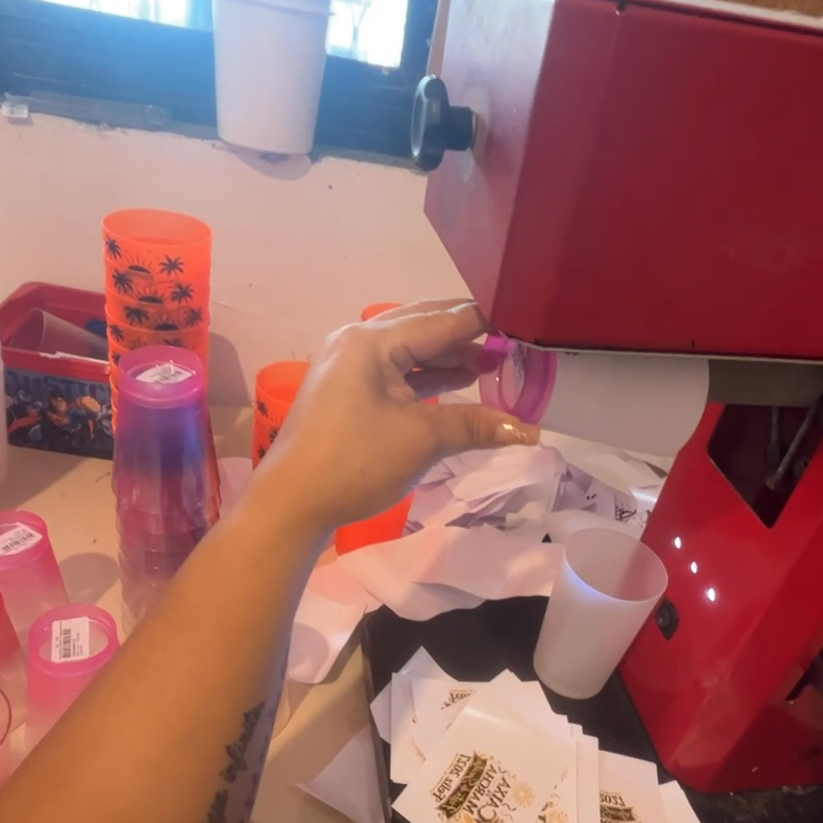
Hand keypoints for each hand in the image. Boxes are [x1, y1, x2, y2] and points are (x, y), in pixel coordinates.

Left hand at [252, 300, 538, 531]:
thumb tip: (531, 432)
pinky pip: (398, 370)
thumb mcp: (421, 440)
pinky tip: (461, 382)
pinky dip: (428, 375)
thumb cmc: (355, 463)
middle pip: (425, 326)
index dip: (486, 320)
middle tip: (515, 344)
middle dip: (469, 335)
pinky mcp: (349, 389)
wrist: (292, 504)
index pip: (442, 318)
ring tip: (496, 365)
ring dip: (451, 356)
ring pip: (412, 349)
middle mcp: (358, 341)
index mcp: (372, 341)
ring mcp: (350, 365)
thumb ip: (476, 425)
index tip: (526, 323)